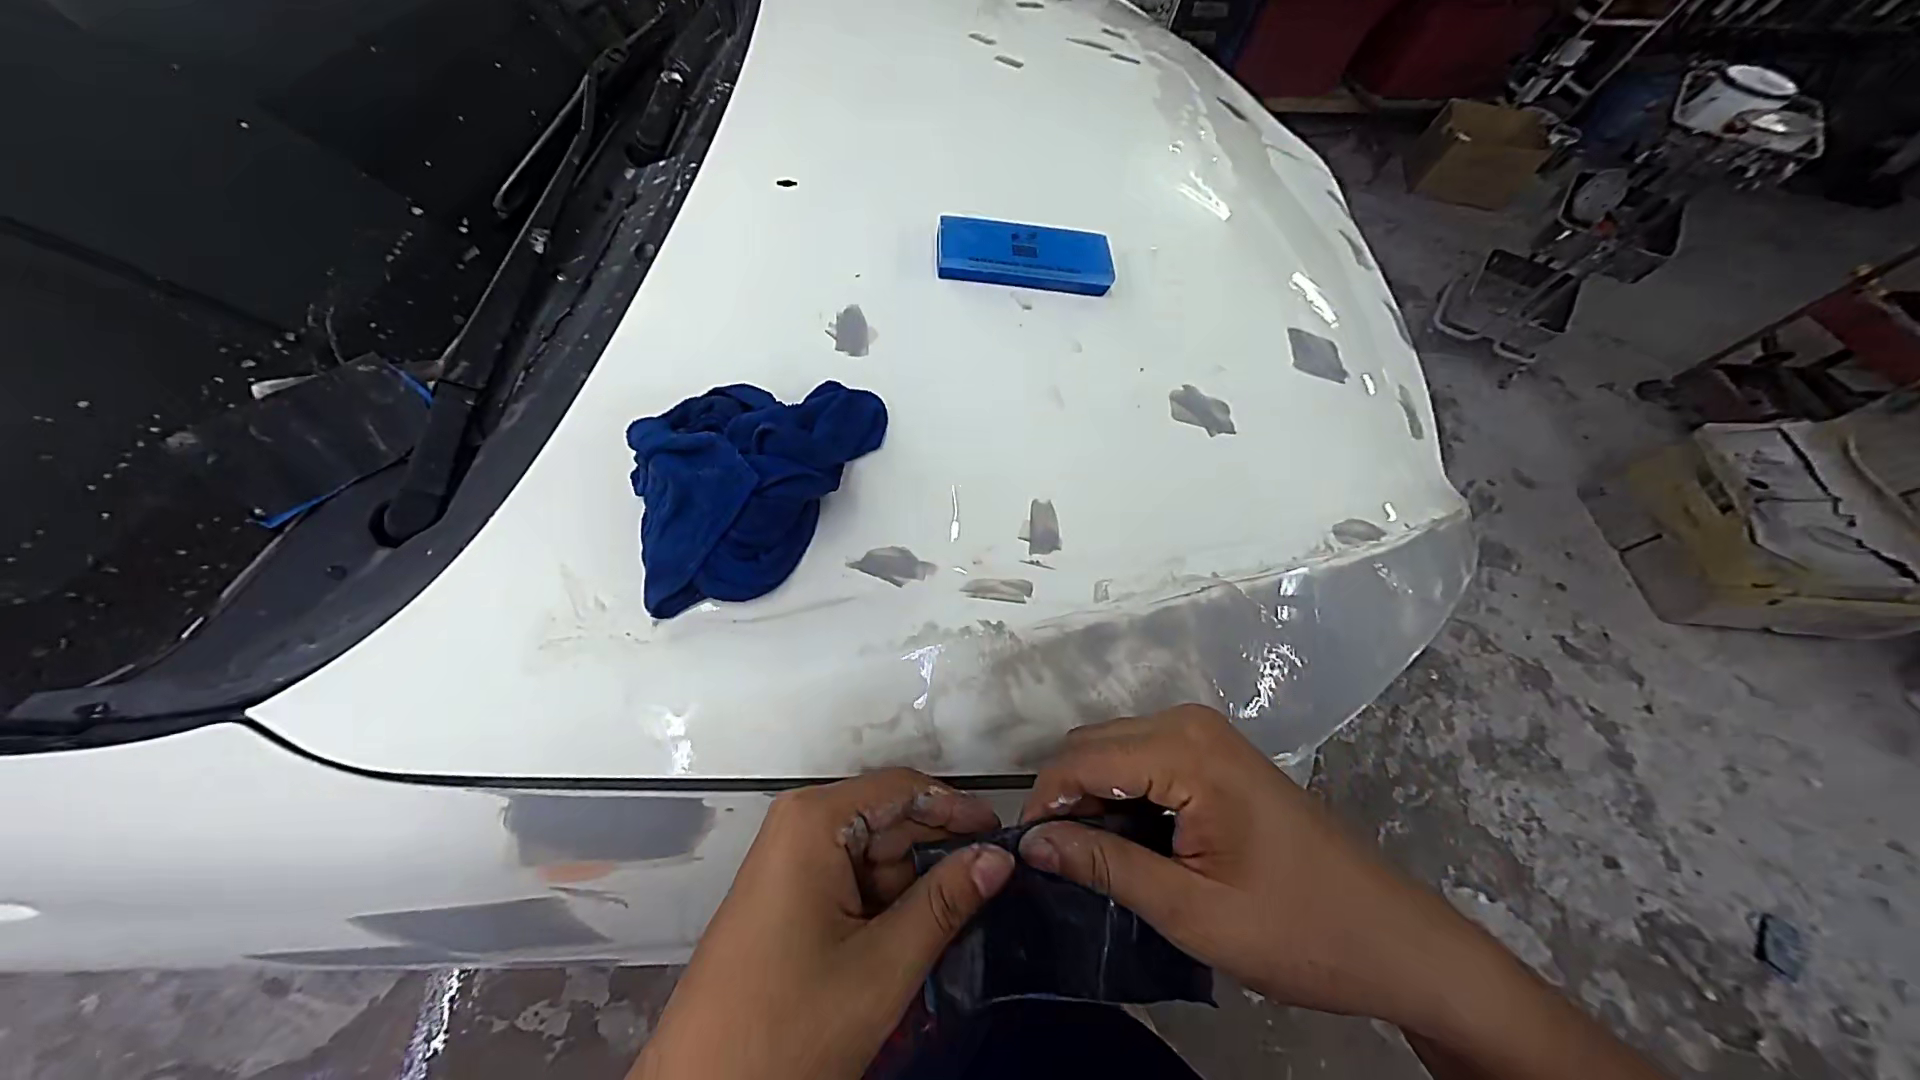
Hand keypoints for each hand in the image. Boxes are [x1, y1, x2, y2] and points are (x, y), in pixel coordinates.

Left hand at [631, 769, 1014, 1079]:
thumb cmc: (785, 1028)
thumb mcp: (881, 966)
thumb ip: (945, 902)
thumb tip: (996, 858)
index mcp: (814, 821)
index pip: (903, 788)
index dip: (956, 808)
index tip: (1000, 836)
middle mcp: (798, 826)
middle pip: (888, 819)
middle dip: (934, 855)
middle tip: (984, 889)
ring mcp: (789, 860)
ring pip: (873, 854)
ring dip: (911, 888)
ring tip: (945, 927)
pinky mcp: (787, 894)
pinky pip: (851, 879)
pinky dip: (884, 905)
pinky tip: (903, 942)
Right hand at [1016, 706, 1666, 1079]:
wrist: (1396, 940)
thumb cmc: (1299, 930)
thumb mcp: (1192, 910)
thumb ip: (1105, 865)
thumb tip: (1031, 840)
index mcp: (1185, 750)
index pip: (1081, 759)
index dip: (1044, 804)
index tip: (1028, 855)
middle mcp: (1189, 723)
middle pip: (1091, 744)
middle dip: (1064, 796)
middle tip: (1059, 861)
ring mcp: (1205, 733)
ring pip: (1111, 747)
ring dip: (1089, 794)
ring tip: (1090, 855)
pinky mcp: (1213, 751)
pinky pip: (1140, 755)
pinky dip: (1118, 790)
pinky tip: (1126, 837)